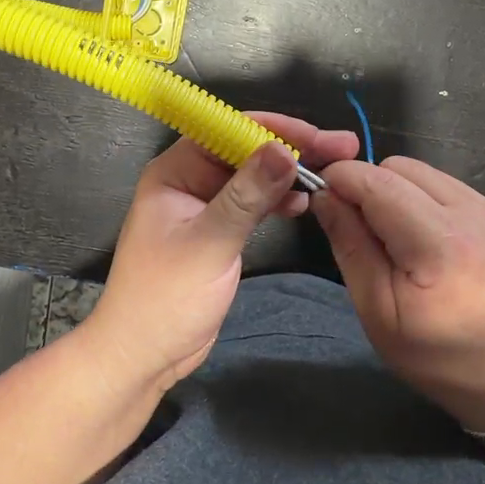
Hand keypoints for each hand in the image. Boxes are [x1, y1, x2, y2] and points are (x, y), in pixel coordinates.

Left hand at [83, 114, 359, 390]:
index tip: (317, 135)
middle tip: (342, 147)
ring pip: (252, 177)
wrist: (143, 355)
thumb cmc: (166, 296)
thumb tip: (284, 151)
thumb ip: (247, 196)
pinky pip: (252, 204)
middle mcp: (188, 181)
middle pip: (243, 150)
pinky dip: (277, 200)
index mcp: (174, 171)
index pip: (227, 132)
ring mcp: (204, 207)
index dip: (273, 129)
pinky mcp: (218, 232)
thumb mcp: (209, 242)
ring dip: (288, 174)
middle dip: (289, 148)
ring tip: (333, 174)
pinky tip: (305, 202)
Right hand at [314, 157, 484, 435]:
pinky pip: (444, 185)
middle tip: (359, 228)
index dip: (342, 179)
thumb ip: (350, 245)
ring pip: (421, 171)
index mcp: (443, 247)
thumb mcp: (378, 312)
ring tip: (394, 236)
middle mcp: (475, 216)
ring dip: (395, 191)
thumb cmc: (438, 358)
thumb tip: (324, 195)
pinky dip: (421, 200)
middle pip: (399, 168)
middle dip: (369, 187)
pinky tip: (424, 239)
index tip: (321, 195)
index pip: (379, 184)